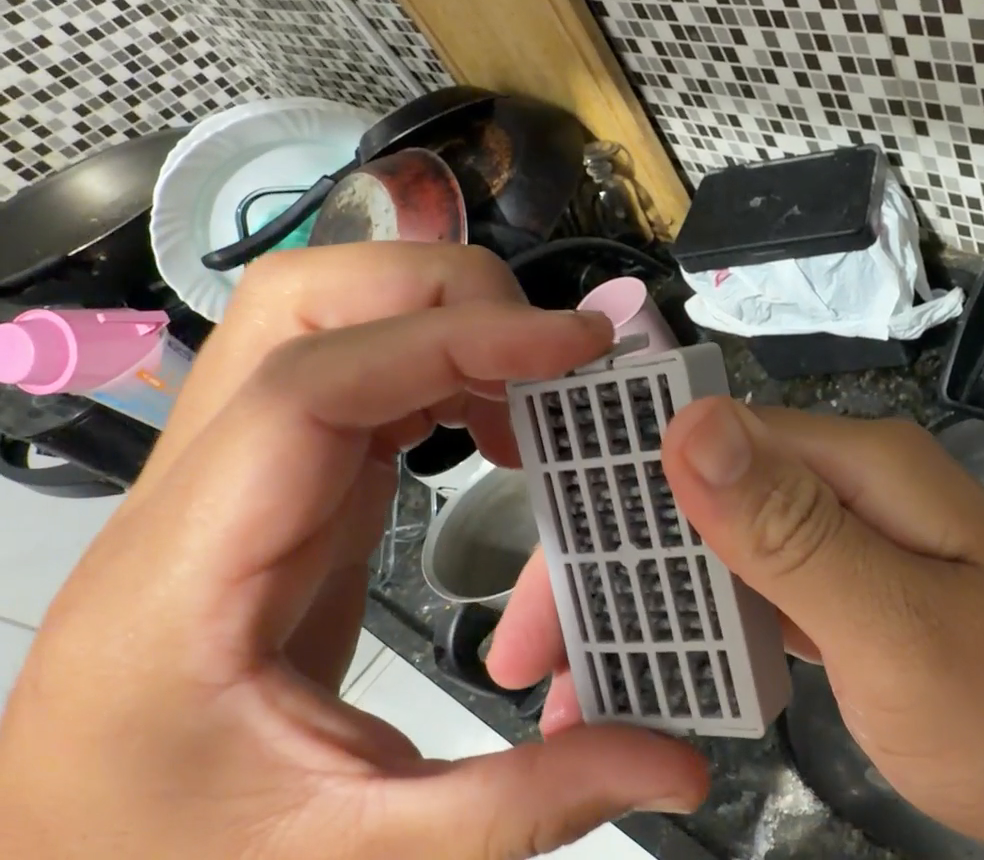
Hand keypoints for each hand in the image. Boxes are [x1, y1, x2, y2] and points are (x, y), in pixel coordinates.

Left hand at [0, 245, 708, 859]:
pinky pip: (368, 386)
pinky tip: (508, 429)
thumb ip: (530, 803)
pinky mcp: (289, 500)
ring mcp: (243, 492)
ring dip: (455, 326)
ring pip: (331, 328)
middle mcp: (199, 508)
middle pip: (296, 310)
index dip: (457, 340)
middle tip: (561, 354)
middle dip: (445, 295)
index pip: (309, 387)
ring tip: (548, 389)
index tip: (581, 349)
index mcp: (185, 582)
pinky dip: (453, 373)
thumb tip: (683, 764)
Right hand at [490, 400, 983, 858]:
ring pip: (736, 549)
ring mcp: (868, 539)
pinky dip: (717, 634)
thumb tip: (691, 418)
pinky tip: (673, 680)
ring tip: (585, 689)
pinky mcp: (869, 591)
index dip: (615, 513)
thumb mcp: (894, 623)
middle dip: (623, 571)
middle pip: (715, 496)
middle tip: (539, 667)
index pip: (711, 448)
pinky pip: (773, 594)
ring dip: (660, 609)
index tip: (539, 603)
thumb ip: (791, 527)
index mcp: (868, 467)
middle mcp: (864, 486)